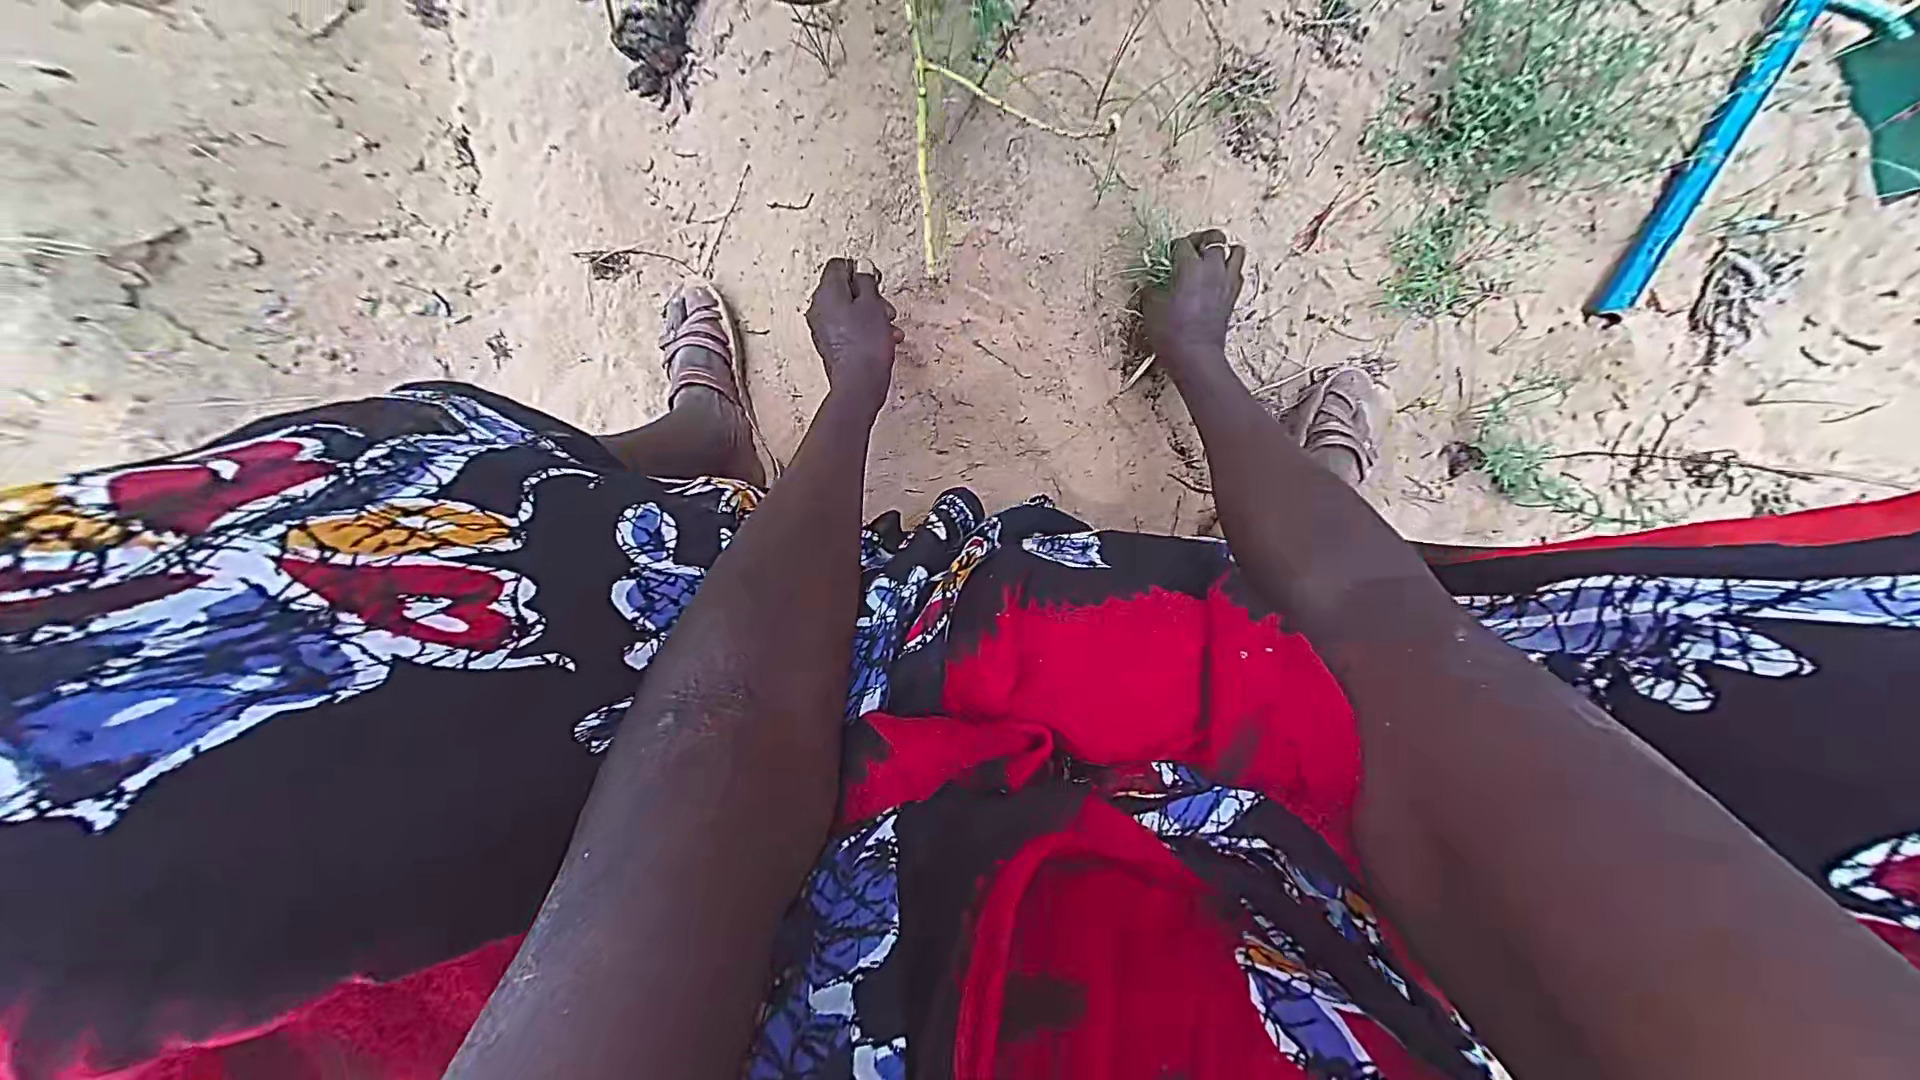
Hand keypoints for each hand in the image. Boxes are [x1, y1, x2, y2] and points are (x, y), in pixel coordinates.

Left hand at [808, 258, 902, 415]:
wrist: (859, 383)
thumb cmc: (866, 345)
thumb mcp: (873, 304)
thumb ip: (867, 281)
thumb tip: (863, 268)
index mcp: (826, 293)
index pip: (838, 266)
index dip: (860, 270)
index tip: (875, 281)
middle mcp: (819, 309)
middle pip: (844, 290)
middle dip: (868, 297)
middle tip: (885, 308)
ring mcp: (823, 329)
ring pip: (848, 312)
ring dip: (871, 316)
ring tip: (888, 329)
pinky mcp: (831, 346)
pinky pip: (848, 330)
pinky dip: (864, 331)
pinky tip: (882, 341)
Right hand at [1140, 230, 1245, 381]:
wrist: (1195, 355)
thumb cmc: (1172, 332)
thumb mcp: (1151, 308)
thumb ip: (1150, 290)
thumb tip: (1150, 286)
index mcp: (1190, 266)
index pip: (1183, 244)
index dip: (1173, 248)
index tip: (1167, 257)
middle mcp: (1212, 268)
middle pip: (1214, 238)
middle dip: (1201, 241)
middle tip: (1190, 250)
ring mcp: (1226, 281)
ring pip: (1234, 251)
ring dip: (1222, 252)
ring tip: (1209, 261)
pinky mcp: (1233, 297)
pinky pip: (1237, 273)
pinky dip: (1229, 271)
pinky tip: (1216, 280)